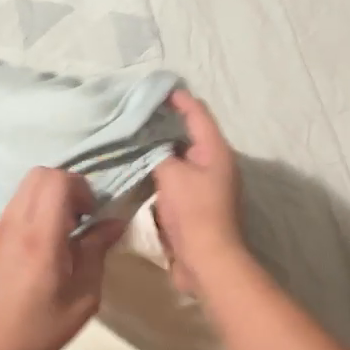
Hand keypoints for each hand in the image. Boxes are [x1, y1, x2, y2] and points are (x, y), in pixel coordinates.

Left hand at [0, 168, 124, 349]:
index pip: (58, 180)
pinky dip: (32, 215)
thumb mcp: (84, 297)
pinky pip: (12, 211)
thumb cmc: (41, 332)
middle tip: (80, 220)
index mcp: (40, 237)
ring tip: (62, 236)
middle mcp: (13, 226)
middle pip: (39, 174)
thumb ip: (97, 252)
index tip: (92, 217)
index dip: (82, 189)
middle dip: (66, 187)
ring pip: (23, 190)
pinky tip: (40, 252)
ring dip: (48, 200)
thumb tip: (113, 222)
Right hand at [151, 90, 245, 294]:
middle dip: (164, 123)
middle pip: (189, 134)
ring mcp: (207, 186)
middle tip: (136, 113)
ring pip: (181, 158)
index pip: (197, 113)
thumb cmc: (193, 212)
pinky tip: (140, 171)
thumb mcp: (171, 175)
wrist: (208, 261)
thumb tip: (148, 144)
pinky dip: (160, 172)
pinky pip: (176, 180)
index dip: (178, 98)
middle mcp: (215, 164)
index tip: (155, 88)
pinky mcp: (196, 205)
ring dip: (160, 150)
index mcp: (215, 150)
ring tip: (133, 139)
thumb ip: (158, 153)